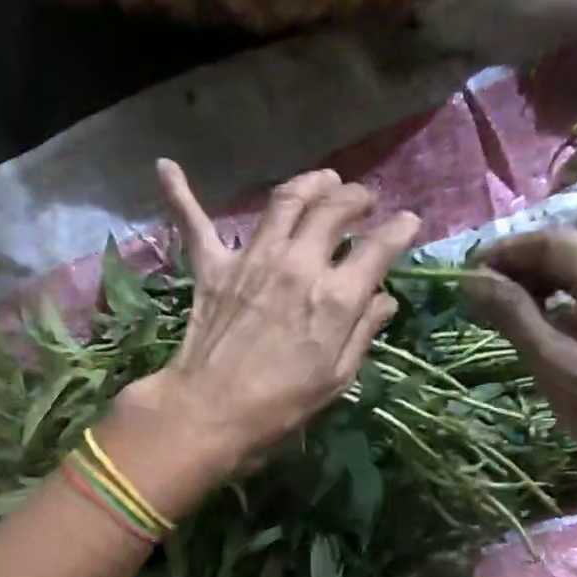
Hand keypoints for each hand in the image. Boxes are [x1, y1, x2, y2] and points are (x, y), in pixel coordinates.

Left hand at [101, 161, 420, 503]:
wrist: (213, 410)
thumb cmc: (285, 402)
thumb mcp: (339, 375)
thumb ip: (364, 330)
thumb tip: (385, 299)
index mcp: (336, 297)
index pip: (378, 249)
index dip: (399, 230)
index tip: (411, 221)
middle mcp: (299, 265)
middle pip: (333, 211)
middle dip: (356, 197)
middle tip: (365, 198)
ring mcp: (253, 259)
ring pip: (285, 202)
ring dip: (309, 183)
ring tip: (325, 179)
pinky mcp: (213, 265)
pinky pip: (195, 222)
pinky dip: (180, 194)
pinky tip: (166, 166)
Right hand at [465, 228, 576, 490]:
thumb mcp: (551, 363)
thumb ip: (511, 313)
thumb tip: (471, 280)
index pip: (552, 242)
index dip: (507, 251)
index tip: (471, 273)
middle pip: (567, 250)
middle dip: (521, 265)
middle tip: (483, 290)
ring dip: (539, 279)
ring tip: (503, 302)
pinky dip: (561, 295)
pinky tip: (537, 314)